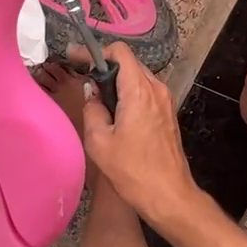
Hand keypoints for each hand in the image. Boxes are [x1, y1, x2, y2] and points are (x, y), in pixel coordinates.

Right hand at [78, 42, 202, 222]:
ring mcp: (165, 101)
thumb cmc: (133, 171)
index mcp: (139, 91)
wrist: (169, 194)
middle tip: (84, 81)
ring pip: (138, 77)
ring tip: (98, 100)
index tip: (77, 60)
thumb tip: (91, 92)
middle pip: (129, 63)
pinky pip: (146, 92)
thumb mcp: (100, 142)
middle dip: (105, 67)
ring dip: (118, 82)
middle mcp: (156, 89)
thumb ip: (92, 109)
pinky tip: (116, 113)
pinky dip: (129, 93)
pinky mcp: (168, 113)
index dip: (96, 52)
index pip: (120, 51)